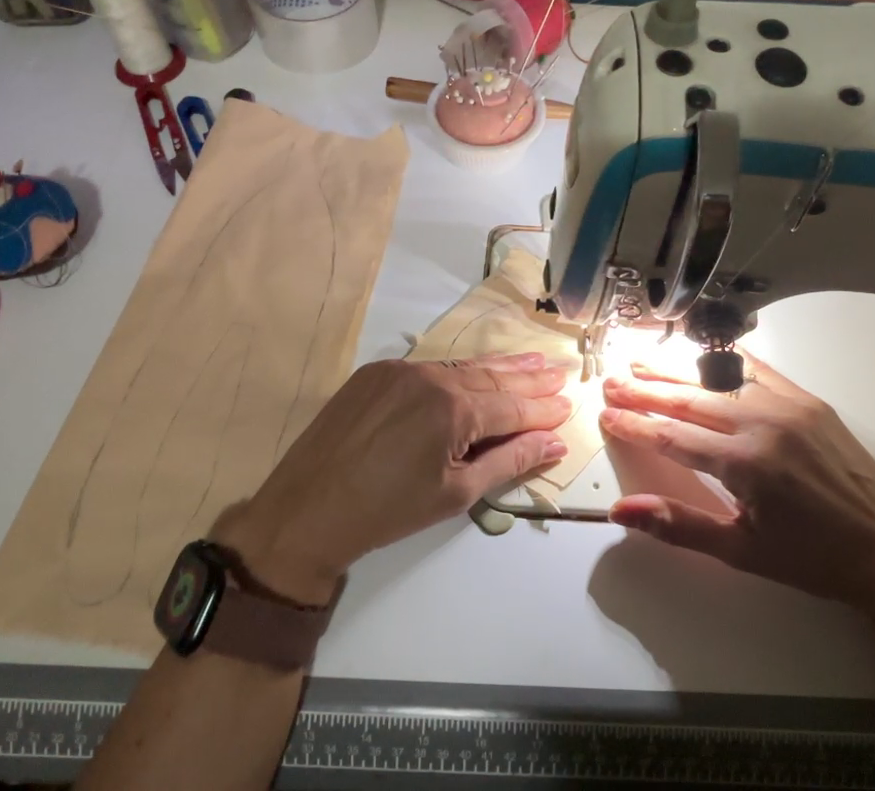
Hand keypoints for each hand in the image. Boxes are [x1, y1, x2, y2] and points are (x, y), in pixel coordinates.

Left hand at [216, 354, 572, 602]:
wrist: (306, 510)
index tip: (568, 404)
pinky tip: (475, 372)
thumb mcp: (456, 493)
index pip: (512, 406)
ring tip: (531, 362)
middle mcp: (429, 377)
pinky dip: (458, 372)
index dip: (542, 408)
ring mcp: (398, 370)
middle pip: (490, 378)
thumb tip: (554, 442)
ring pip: (460, 368)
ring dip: (497, 368)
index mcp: (452, 409)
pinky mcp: (374, 374)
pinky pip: (428, 368)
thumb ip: (509, 462)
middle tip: (559, 371)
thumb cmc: (387, 512)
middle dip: (528, 378)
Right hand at [600, 353, 874, 620]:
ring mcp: (791, 406)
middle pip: (690, 399)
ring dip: (678, 370)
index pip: (673, 436)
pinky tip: (703, 352)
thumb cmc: (813, 560)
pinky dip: (726, 360)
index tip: (606, 415)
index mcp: (746, 464)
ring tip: (643, 362)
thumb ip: (678, 525)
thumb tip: (620, 511)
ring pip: (720, 379)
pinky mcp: (811, 401)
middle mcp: (765, 423)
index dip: (635, 425)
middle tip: (612, 381)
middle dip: (646, 390)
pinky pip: (760, 370)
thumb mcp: (741, 551)